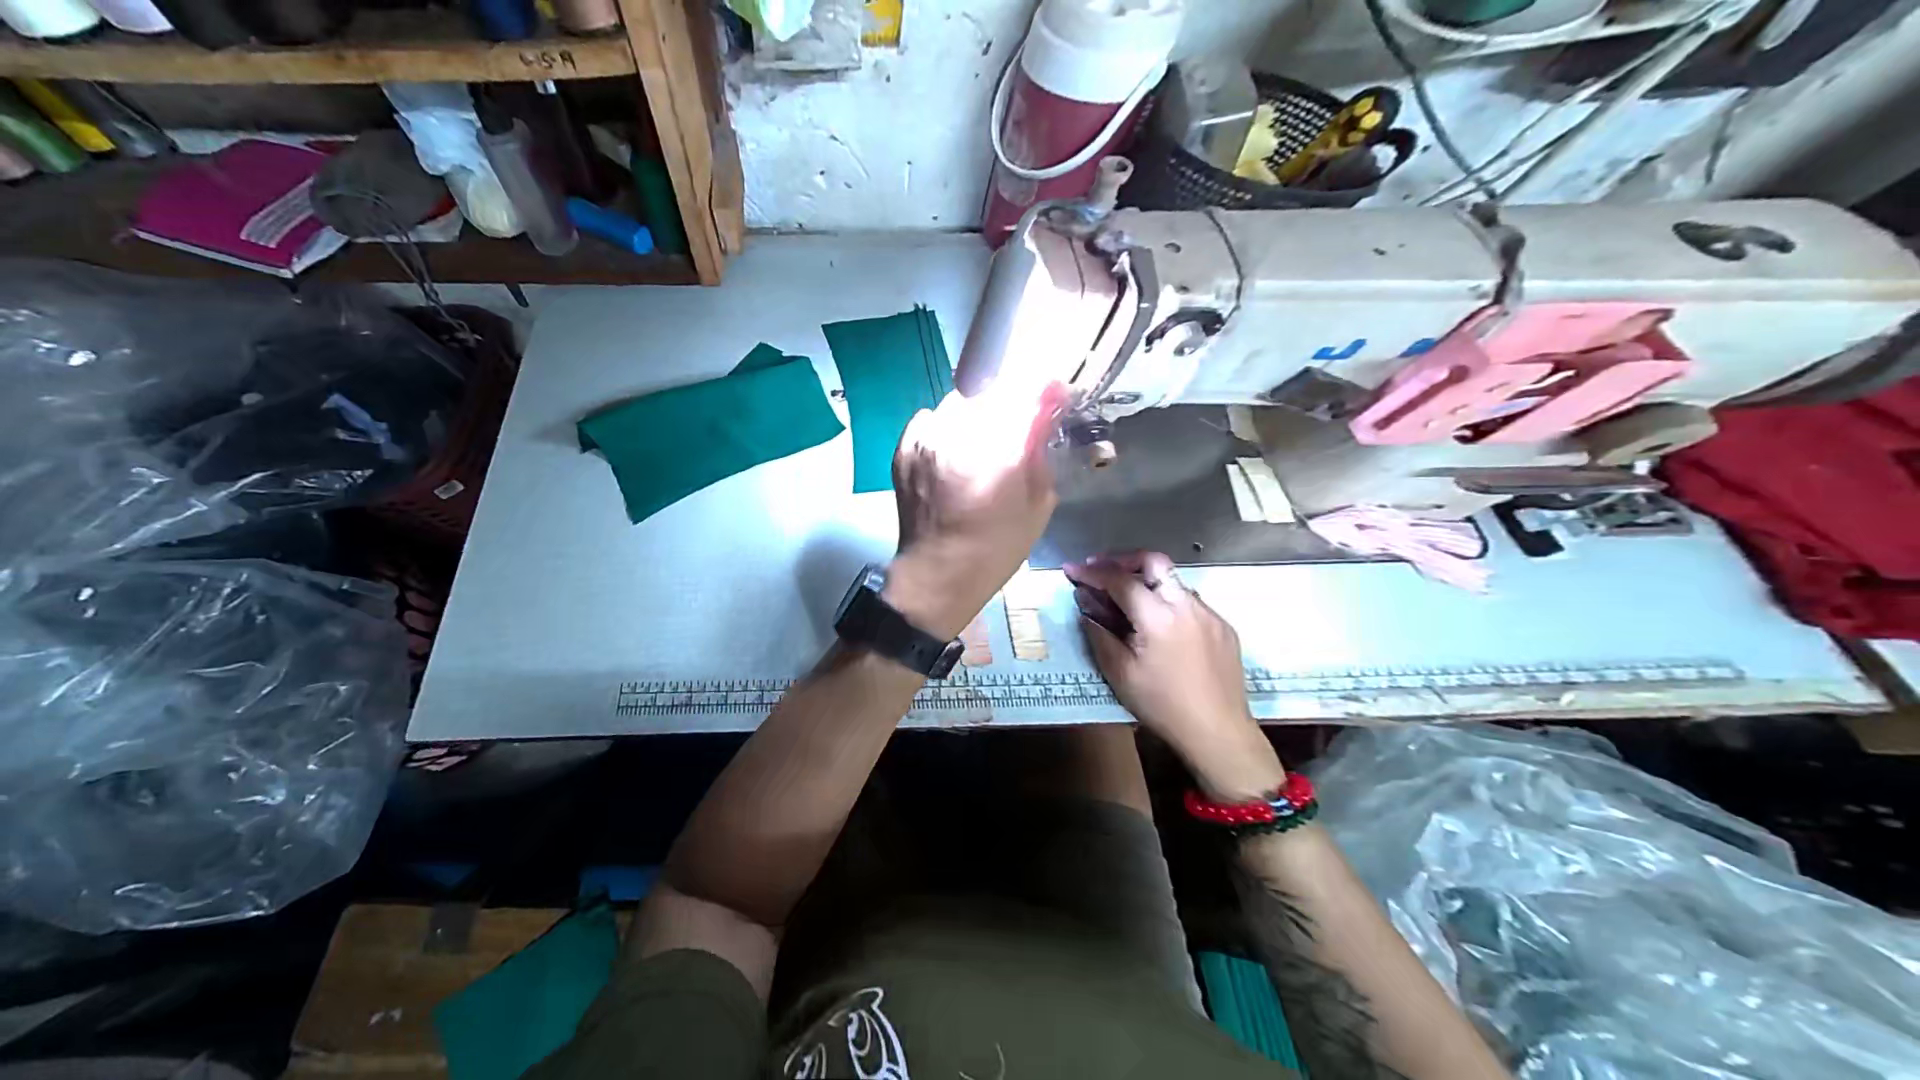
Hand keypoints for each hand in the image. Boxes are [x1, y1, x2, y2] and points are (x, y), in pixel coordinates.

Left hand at [884, 380, 1067, 639]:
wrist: (937, 574)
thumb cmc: (996, 548)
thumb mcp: (1038, 503)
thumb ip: (1039, 449)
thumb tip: (1044, 411)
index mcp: (998, 449)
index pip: (1025, 390)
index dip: (1043, 389)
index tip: (1052, 397)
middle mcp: (958, 433)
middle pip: (992, 392)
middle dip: (1010, 404)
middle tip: (1018, 429)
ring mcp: (927, 437)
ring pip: (962, 402)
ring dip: (978, 415)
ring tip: (985, 443)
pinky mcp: (906, 446)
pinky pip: (934, 418)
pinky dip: (949, 427)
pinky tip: (956, 451)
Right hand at [1065, 552, 1286, 800]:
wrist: (1218, 732)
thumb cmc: (1162, 705)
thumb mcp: (1120, 673)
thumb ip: (1099, 633)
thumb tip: (1085, 606)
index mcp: (1159, 617)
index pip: (1120, 580)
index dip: (1092, 572)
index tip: (1071, 569)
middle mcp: (1187, 605)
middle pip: (1154, 561)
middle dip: (1123, 560)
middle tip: (1101, 571)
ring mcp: (1209, 614)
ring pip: (1173, 581)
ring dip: (1147, 581)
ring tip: (1126, 599)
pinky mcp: (1223, 627)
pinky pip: (1189, 602)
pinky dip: (1167, 602)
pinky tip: (1158, 625)